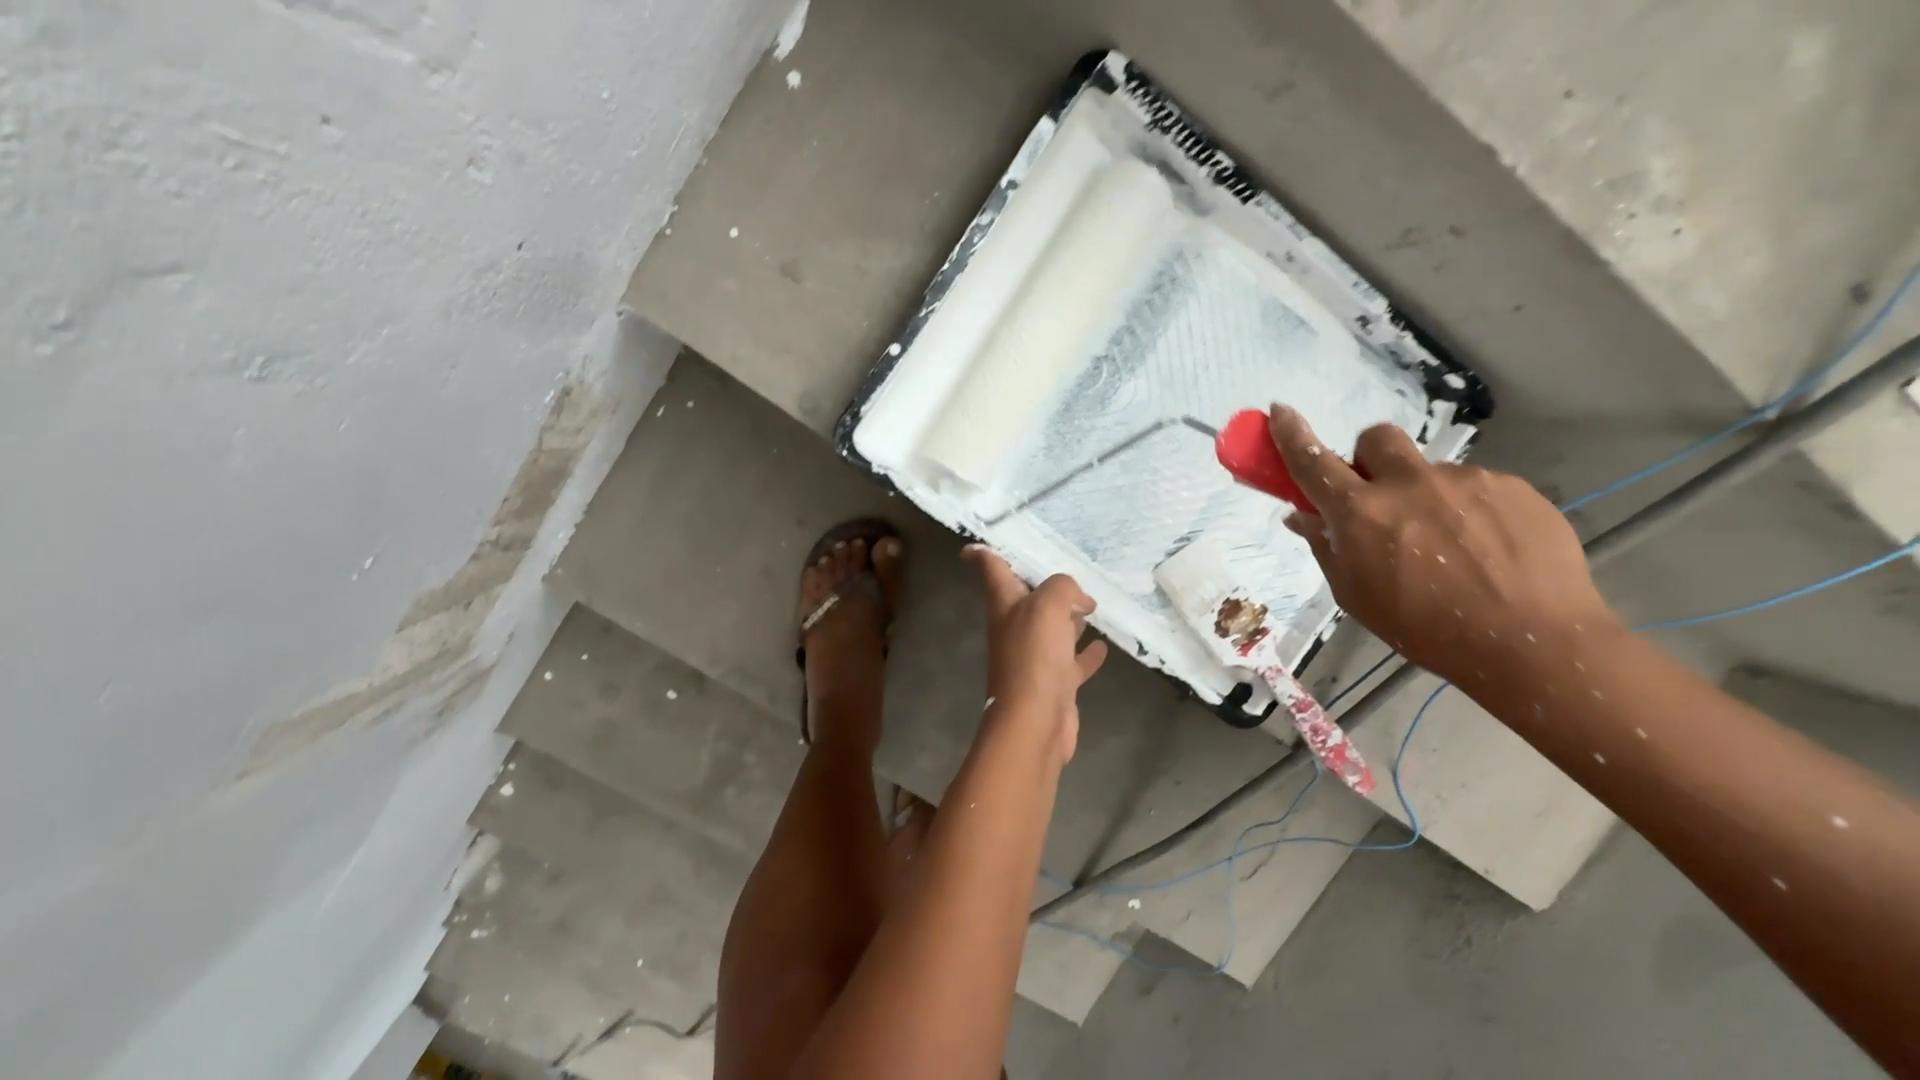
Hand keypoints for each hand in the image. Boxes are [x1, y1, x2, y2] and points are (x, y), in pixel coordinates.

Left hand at [965, 546, 1108, 763]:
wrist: (1035, 721)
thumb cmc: (1034, 657)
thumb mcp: (1048, 606)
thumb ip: (1063, 588)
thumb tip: (1080, 601)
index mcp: (1005, 605)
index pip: (991, 570)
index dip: (981, 554)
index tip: (974, 545)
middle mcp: (1015, 629)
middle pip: (1025, 599)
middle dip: (1040, 584)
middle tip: (1062, 570)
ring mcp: (1034, 658)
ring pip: (1051, 629)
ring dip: (1068, 617)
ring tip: (1091, 604)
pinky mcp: (1054, 683)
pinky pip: (1071, 662)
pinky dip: (1086, 653)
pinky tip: (1102, 646)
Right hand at [1266, 405, 1620, 687]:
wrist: (1532, 641)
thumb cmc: (1428, 631)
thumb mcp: (1358, 598)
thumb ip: (1328, 548)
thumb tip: (1305, 517)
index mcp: (1361, 513)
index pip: (1313, 461)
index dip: (1292, 434)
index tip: (1280, 412)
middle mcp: (1409, 483)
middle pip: (1376, 439)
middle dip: (1370, 458)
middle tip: (1382, 497)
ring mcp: (1465, 480)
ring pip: (1431, 471)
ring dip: (1427, 496)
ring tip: (1452, 547)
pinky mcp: (1512, 486)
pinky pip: (1477, 488)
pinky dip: (1471, 511)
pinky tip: (1488, 550)